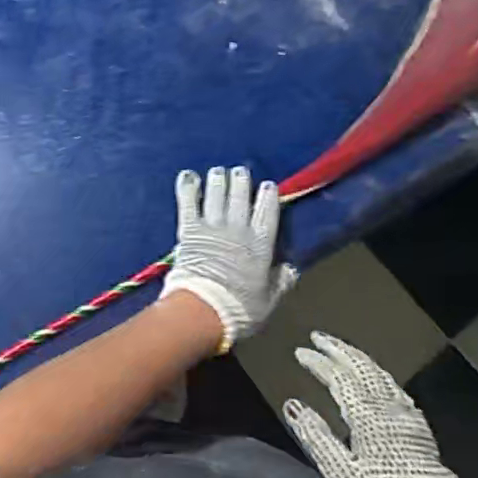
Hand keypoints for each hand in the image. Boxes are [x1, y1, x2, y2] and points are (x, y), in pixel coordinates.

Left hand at [161, 166, 296, 351]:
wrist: (204, 306)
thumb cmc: (240, 308)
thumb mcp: (270, 298)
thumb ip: (280, 281)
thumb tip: (290, 270)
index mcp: (261, 245)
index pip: (268, 214)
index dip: (268, 197)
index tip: (269, 184)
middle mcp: (237, 230)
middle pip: (240, 199)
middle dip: (240, 182)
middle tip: (239, 170)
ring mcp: (212, 227)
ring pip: (216, 196)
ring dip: (217, 181)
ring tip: (218, 170)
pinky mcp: (188, 229)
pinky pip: (188, 203)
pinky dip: (188, 188)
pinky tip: (187, 175)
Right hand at [282, 332, 477, 477]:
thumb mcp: (341, 472)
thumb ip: (316, 436)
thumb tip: (293, 404)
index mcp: (368, 418)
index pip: (341, 380)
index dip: (319, 363)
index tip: (300, 352)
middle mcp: (391, 412)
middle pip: (366, 371)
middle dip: (341, 351)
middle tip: (319, 337)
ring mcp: (410, 421)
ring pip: (384, 379)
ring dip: (362, 360)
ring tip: (344, 351)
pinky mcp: (421, 433)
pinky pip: (397, 392)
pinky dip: (381, 377)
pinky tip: (377, 380)